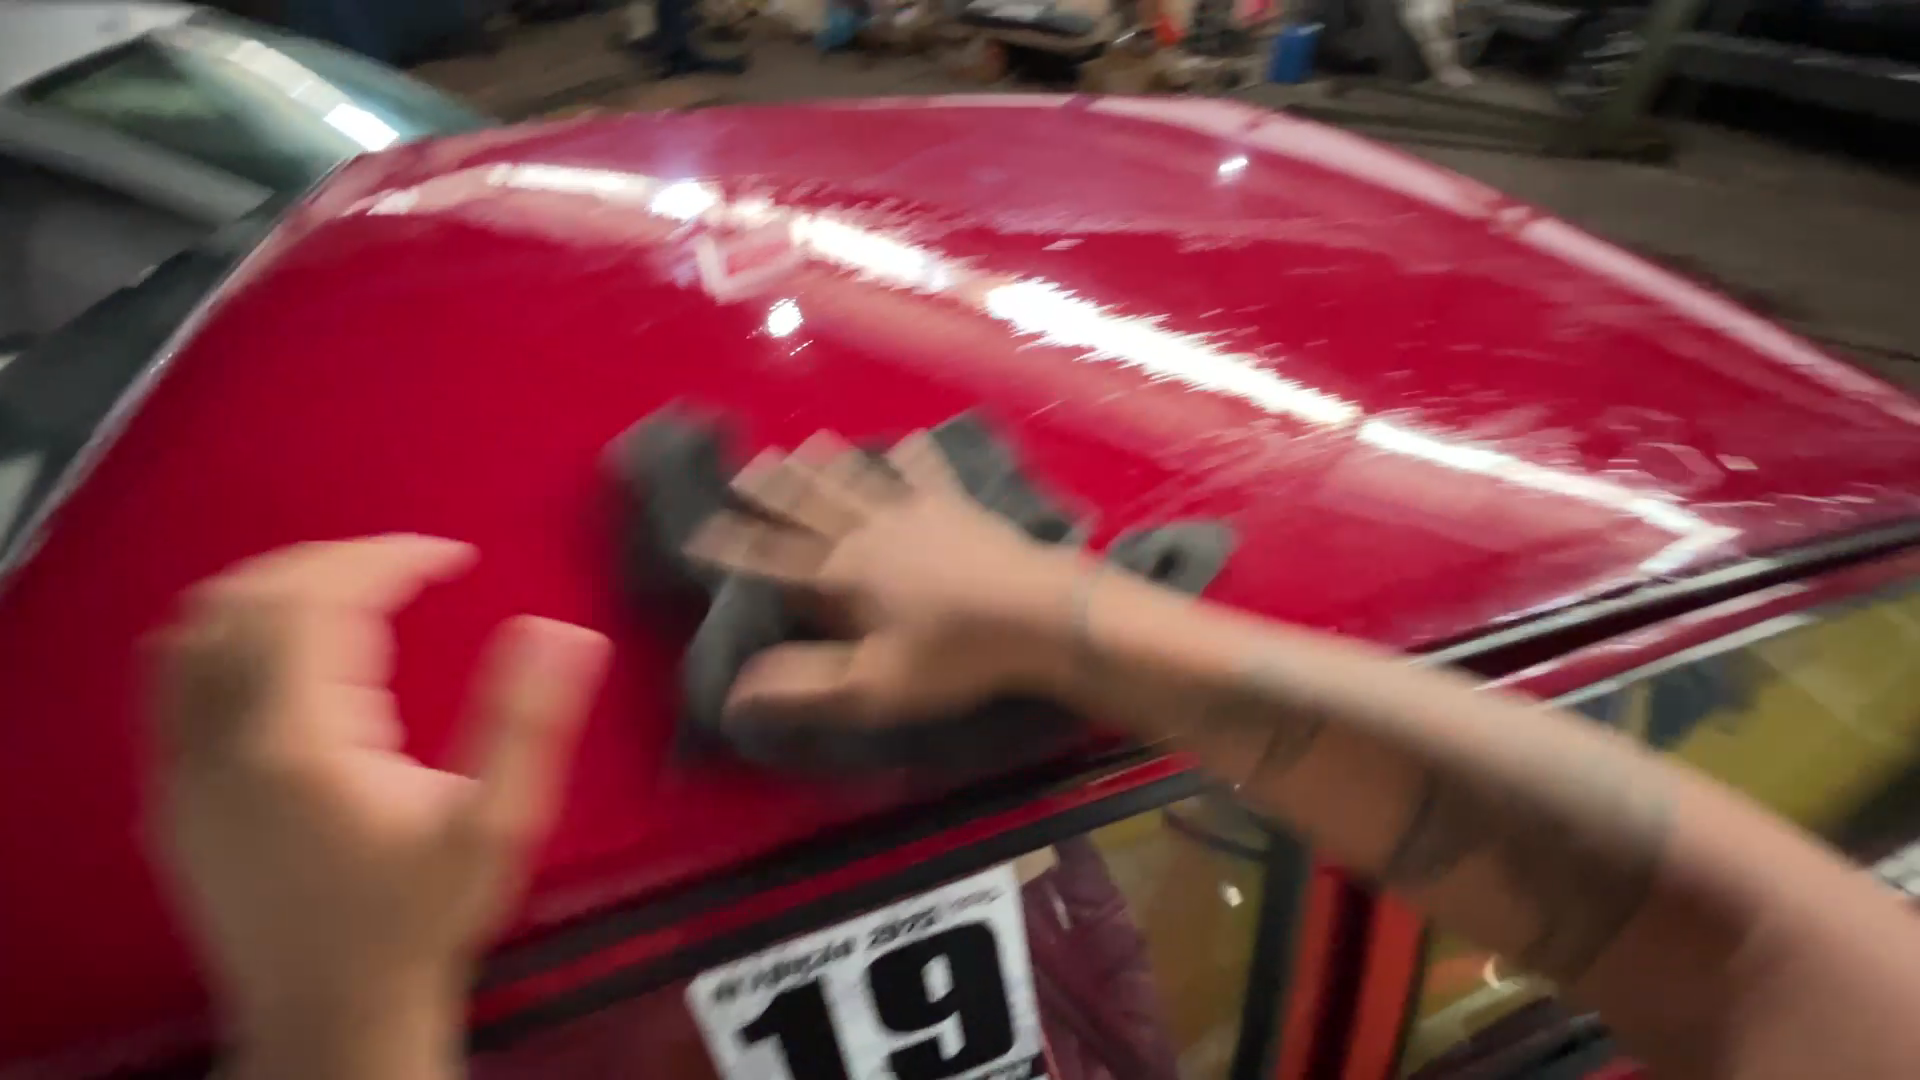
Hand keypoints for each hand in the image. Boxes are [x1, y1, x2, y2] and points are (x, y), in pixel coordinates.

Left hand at [149, 536, 608, 1074]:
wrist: (332, 1008)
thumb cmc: (421, 914)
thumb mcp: (496, 820)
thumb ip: (529, 721)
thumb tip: (565, 633)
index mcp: (301, 743)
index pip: (322, 603)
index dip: (389, 559)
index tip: (449, 557)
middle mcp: (223, 744)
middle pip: (254, 600)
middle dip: (340, 560)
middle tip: (412, 561)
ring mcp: (186, 766)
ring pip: (201, 627)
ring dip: (284, 584)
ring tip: (358, 582)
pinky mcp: (178, 788)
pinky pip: (180, 671)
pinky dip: (239, 626)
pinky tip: (293, 639)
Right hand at [684, 431, 1082, 728]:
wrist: (1036, 614)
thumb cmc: (953, 655)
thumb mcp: (874, 685)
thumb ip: (804, 683)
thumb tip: (734, 690)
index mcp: (844, 576)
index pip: (774, 560)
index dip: (734, 546)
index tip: (698, 529)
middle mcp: (870, 534)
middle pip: (813, 508)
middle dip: (776, 491)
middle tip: (747, 467)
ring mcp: (916, 514)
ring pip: (860, 484)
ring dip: (830, 466)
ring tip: (806, 444)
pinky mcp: (957, 508)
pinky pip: (927, 476)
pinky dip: (913, 459)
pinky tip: (906, 443)